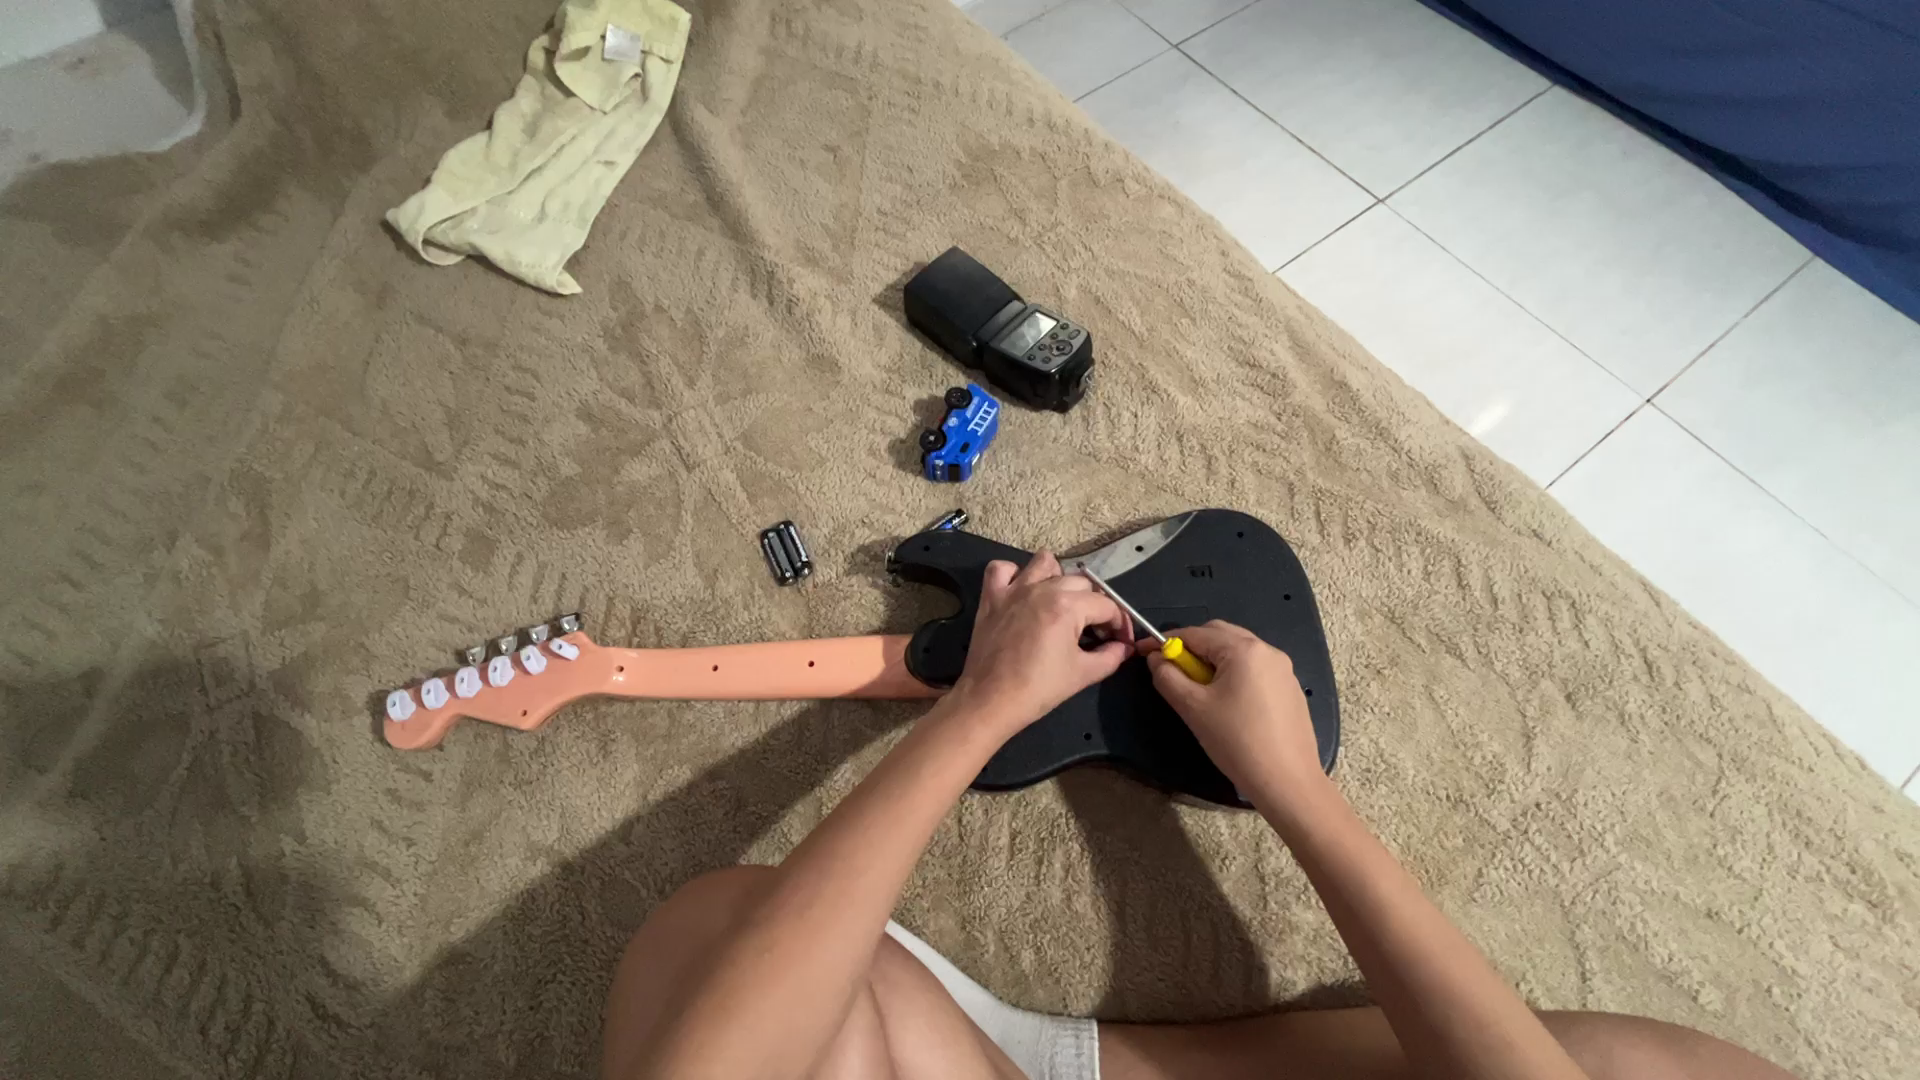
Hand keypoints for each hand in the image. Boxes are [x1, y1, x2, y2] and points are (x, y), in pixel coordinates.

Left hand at [947, 551, 1133, 738]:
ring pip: (1044, 563)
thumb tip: (1123, 647)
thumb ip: (1110, 656)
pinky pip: (1002, 569)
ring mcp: (1013, 589)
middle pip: (1081, 583)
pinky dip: (1013, 574)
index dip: (1119, 623)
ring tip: (1061, 603)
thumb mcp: (1083, 674)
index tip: (1120, 641)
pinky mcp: (991, 597)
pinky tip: (1022, 592)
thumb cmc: (1038, 689)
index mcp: (1067, 606)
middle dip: (1094, 605)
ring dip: (1058, 578)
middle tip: (1093, 632)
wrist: (990, 700)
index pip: (1106, 604)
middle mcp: (1042, 589)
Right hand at [1139, 621, 1323, 799]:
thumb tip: (1156, 658)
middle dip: (1192, 647)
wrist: (1288, 782)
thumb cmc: (1236, 741)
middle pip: (1219, 635)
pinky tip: (1228, 703)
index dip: (1165, 641)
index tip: (1144, 652)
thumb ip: (1167, 676)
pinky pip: (1254, 668)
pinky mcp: (1290, 688)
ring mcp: (1283, 669)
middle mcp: (1267, 651)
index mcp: (1243, 650)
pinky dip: (1233, 673)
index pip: (1195, 633)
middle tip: (1174, 671)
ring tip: (1200, 689)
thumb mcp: (1192, 708)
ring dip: (1213, 660)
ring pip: (1238, 651)